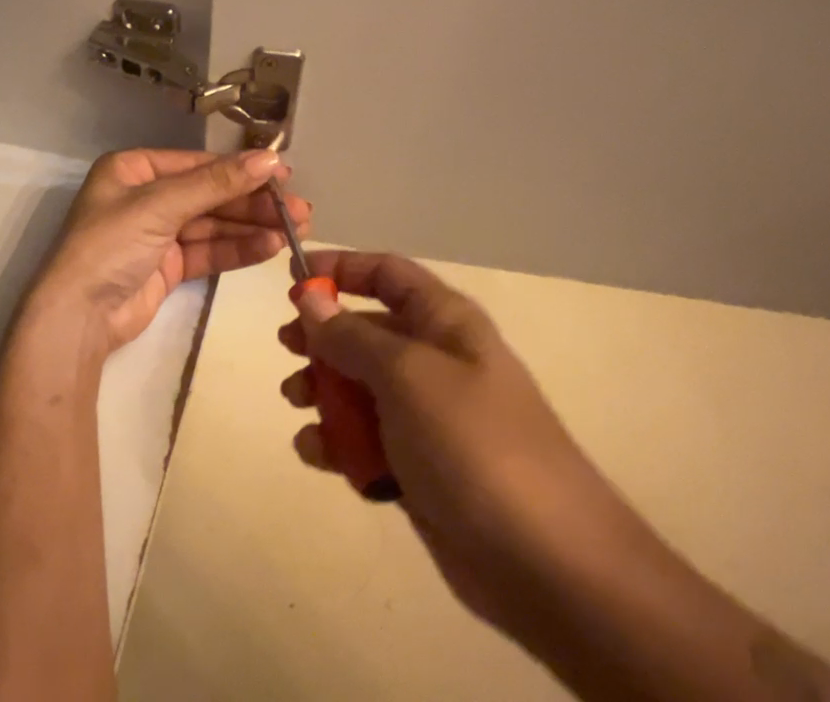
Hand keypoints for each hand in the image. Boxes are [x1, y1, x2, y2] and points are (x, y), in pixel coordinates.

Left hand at [27, 148, 310, 357]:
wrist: (79, 314)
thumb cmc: (110, 245)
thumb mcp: (160, 205)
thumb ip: (216, 184)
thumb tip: (270, 159)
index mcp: (132, 170)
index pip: (196, 165)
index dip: (240, 169)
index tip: (284, 174)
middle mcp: (145, 197)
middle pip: (209, 195)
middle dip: (253, 203)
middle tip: (300, 209)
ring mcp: (157, 234)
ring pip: (213, 225)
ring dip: (252, 227)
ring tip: (297, 230)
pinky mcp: (168, 267)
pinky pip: (209, 251)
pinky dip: (238, 249)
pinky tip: (271, 248)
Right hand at [277, 250, 647, 634]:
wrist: (543, 560)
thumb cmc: (474, 445)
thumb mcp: (407, 375)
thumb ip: (351, 336)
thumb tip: (310, 300)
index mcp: (446, 325)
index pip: (388, 274)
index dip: (340, 269)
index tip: (290, 281)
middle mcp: (436, 363)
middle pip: (366, 331)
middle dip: (322, 338)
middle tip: (286, 350)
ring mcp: (426, 418)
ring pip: (357, 389)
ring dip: (322, 393)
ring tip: (299, 407)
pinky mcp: (415, 468)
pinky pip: (363, 441)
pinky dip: (337, 444)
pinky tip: (320, 456)